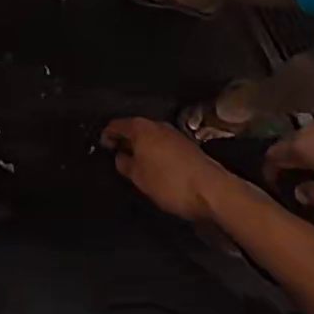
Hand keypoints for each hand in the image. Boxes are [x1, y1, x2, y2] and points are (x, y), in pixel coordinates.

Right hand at [101, 118, 237, 222]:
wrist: (211, 189)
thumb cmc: (170, 182)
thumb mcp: (140, 178)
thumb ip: (125, 165)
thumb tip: (120, 156)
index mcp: (141, 128)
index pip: (116, 125)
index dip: (107, 135)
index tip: (101, 145)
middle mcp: (156, 124)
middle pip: (134, 128)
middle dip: (125, 140)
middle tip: (116, 155)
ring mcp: (173, 132)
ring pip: (150, 136)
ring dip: (141, 146)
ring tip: (135, 162)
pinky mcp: (186, 144)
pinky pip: (162, 143)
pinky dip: (154, 151)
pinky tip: (155, 165)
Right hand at [261, 120, 313, 207]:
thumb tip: (297, 191)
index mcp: (301, 147)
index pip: (273, 155)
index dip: (269, 170)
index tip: (272, 185)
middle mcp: (306, 130)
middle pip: (287, 144)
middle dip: (286, 162)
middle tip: (291, 182)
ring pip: (304, 139)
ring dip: (303, 154)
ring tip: (312, 172)